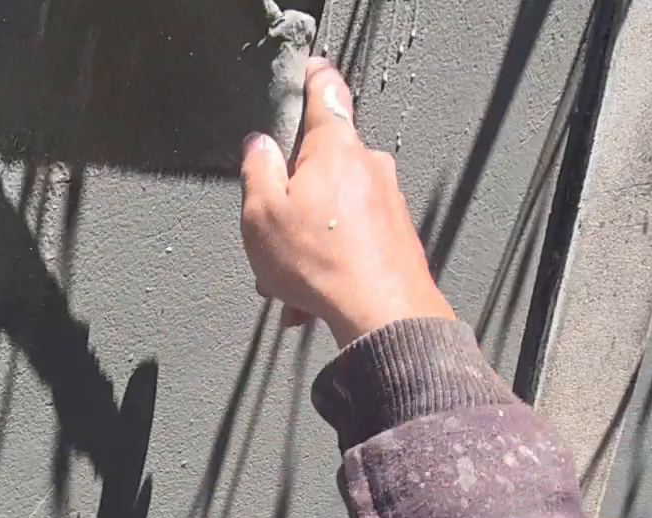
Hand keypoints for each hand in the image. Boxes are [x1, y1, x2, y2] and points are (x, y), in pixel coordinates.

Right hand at [240, 59, 453, 344]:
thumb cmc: (316, 261)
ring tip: (286, 285)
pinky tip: (309, 299)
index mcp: (333, 148)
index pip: (325, 92)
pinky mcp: (395, 231)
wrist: (379, 309)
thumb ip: (256, 171)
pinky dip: (325, 263)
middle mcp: (367, 164)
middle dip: (290, 201)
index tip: (304, 72)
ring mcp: (386, 198)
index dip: (310, 78)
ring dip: (303, 243)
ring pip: (330, 211)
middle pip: (320, 166)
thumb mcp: (261, 215)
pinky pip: (348, 239)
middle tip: (268, 240)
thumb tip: (257, 145)